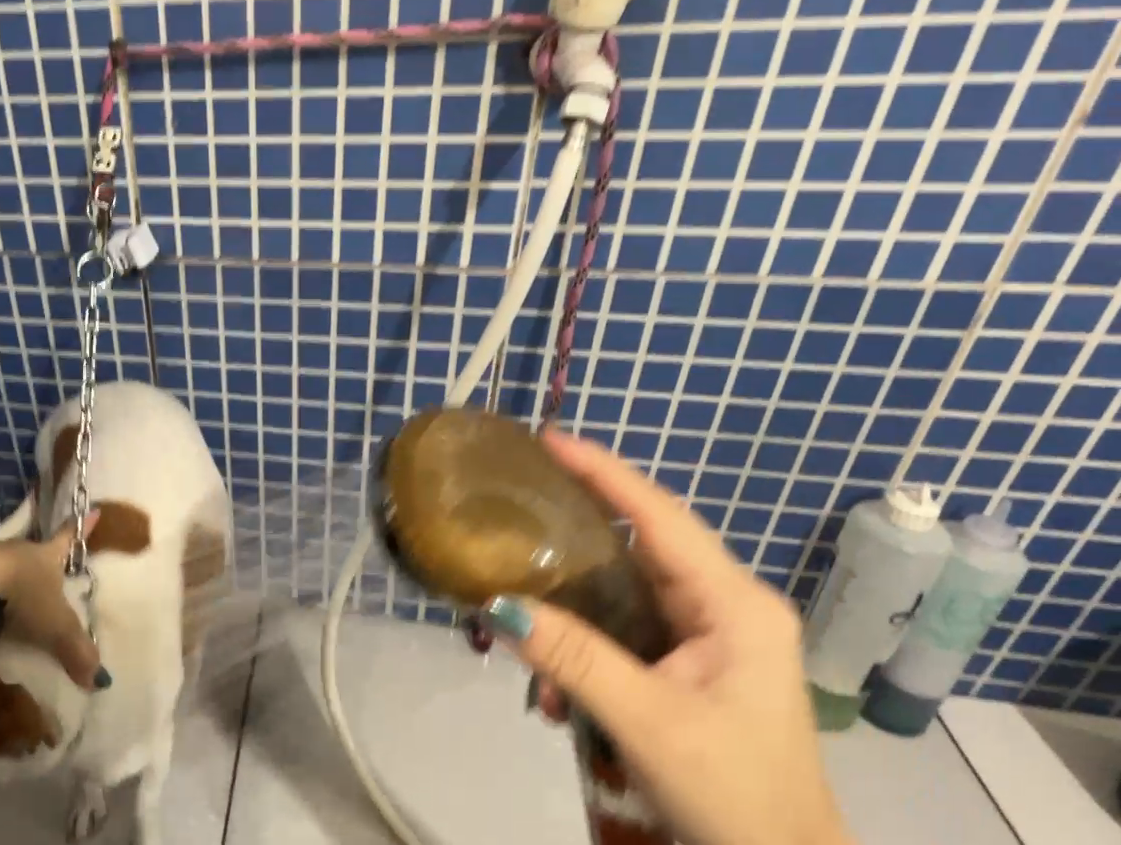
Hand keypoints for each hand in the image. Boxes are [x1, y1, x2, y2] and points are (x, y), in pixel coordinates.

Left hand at [0, 514, 107, 691]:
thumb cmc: (24, 596)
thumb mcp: (56, 626)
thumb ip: (77, 649)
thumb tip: (99, 680)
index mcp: (46, 555)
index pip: (69, 538)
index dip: (84, 527)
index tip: (94, 509)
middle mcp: (20, 550)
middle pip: (36, 553)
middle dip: (42, 562)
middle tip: (49, 572)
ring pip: (8, 565)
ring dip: (13, 577)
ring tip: (16, 595)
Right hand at [492, 433, 850, 844]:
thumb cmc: (734, 792)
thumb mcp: (649, 722)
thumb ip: (574, 658)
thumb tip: (496, 603)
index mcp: (733, 604)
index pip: (658, 515)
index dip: (603, 471)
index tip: (547, 438)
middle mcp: (725, 605)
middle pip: (640, 540)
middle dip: (575, 522)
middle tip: (516, 495)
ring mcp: (709, 635)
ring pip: (625, 586)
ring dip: (570, 596)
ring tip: (516, 595)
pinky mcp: (690, 663)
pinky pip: (624, 624)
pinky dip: (581, 635)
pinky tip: (549, 672)